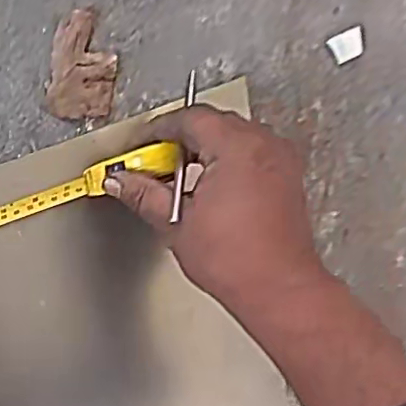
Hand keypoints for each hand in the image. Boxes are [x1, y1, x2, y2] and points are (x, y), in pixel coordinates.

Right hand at [103, 107, 334, 311]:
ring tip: (174, 184)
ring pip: (230, 139)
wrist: (274, 286)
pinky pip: (248, 155)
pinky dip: (221, 164)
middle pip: (211, 124)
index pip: (190, 119)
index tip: (138, 148)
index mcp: (236, 148)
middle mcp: (264, 145)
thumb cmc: (235, 259)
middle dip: (176, 142)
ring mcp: (279, 160)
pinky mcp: (285, 178)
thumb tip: (121, 181)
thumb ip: (143, 194)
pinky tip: (202, 192)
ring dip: (199, 153)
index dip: (157, 131)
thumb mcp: (175, 222)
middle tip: (149, 166)